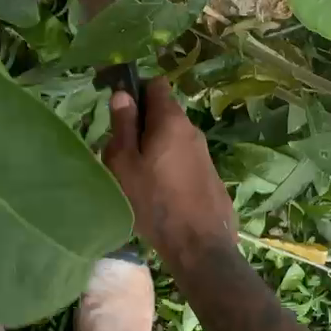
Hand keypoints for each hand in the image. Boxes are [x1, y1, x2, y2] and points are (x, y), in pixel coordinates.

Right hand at [102, 78, 235, 271]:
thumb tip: (123, 95)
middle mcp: (191, 130)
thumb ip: (122, 126)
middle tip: (122, 150)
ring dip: (155, 147)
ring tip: (138, 175)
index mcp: (170, 120)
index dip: (136, 90)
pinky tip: (159, 192)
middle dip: (142, 124)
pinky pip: (184, 159)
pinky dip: (169, 165)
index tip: (120, 111)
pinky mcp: (210, 176)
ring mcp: (204, 154)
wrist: (199, 246)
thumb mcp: (124, 163)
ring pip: (173, 138)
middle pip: (164, 113)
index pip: (156, 84)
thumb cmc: (153, 201)